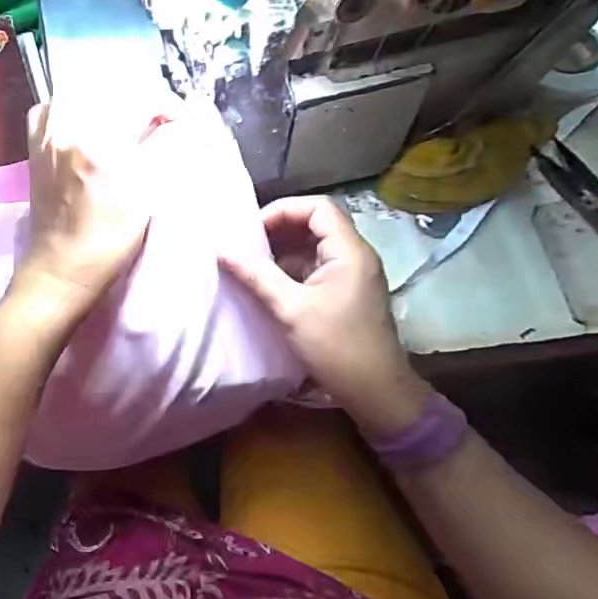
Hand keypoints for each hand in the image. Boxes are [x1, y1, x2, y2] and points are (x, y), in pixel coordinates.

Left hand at [15, 101, 154, 322]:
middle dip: (136, 96)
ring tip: (122, 117)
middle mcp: (68, 130)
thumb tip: (173, 121)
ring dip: (105, 98)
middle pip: (107, 88)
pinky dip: (69, 107)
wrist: (60, 270)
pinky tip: (82, 123)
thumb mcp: (146, 197)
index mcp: (100, 143)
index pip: (138, 98)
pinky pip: (50, 108)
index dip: (164, 102)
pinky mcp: (35, 148)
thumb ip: (161, 150)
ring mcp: (46, 137)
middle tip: (154, 117)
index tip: (177, 116)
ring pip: (78, 93)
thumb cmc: (108, 241)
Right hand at [220, 196, 432, 436]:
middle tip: (246, 245)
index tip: (252, 230)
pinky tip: (268, 284)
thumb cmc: (336, 347)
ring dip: (283, 251)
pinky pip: (316, 268)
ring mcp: (353, 275)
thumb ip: (257, 275)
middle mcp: (355, 256)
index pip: (318, 207)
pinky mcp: (346, 293)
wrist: (375, 390)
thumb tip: (222, 250)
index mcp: (349, 252)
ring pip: (315, 247)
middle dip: (279, 229)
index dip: (283, 210)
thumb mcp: (291, 309)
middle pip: (316, 223)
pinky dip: (291, 269)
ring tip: (250, 263)